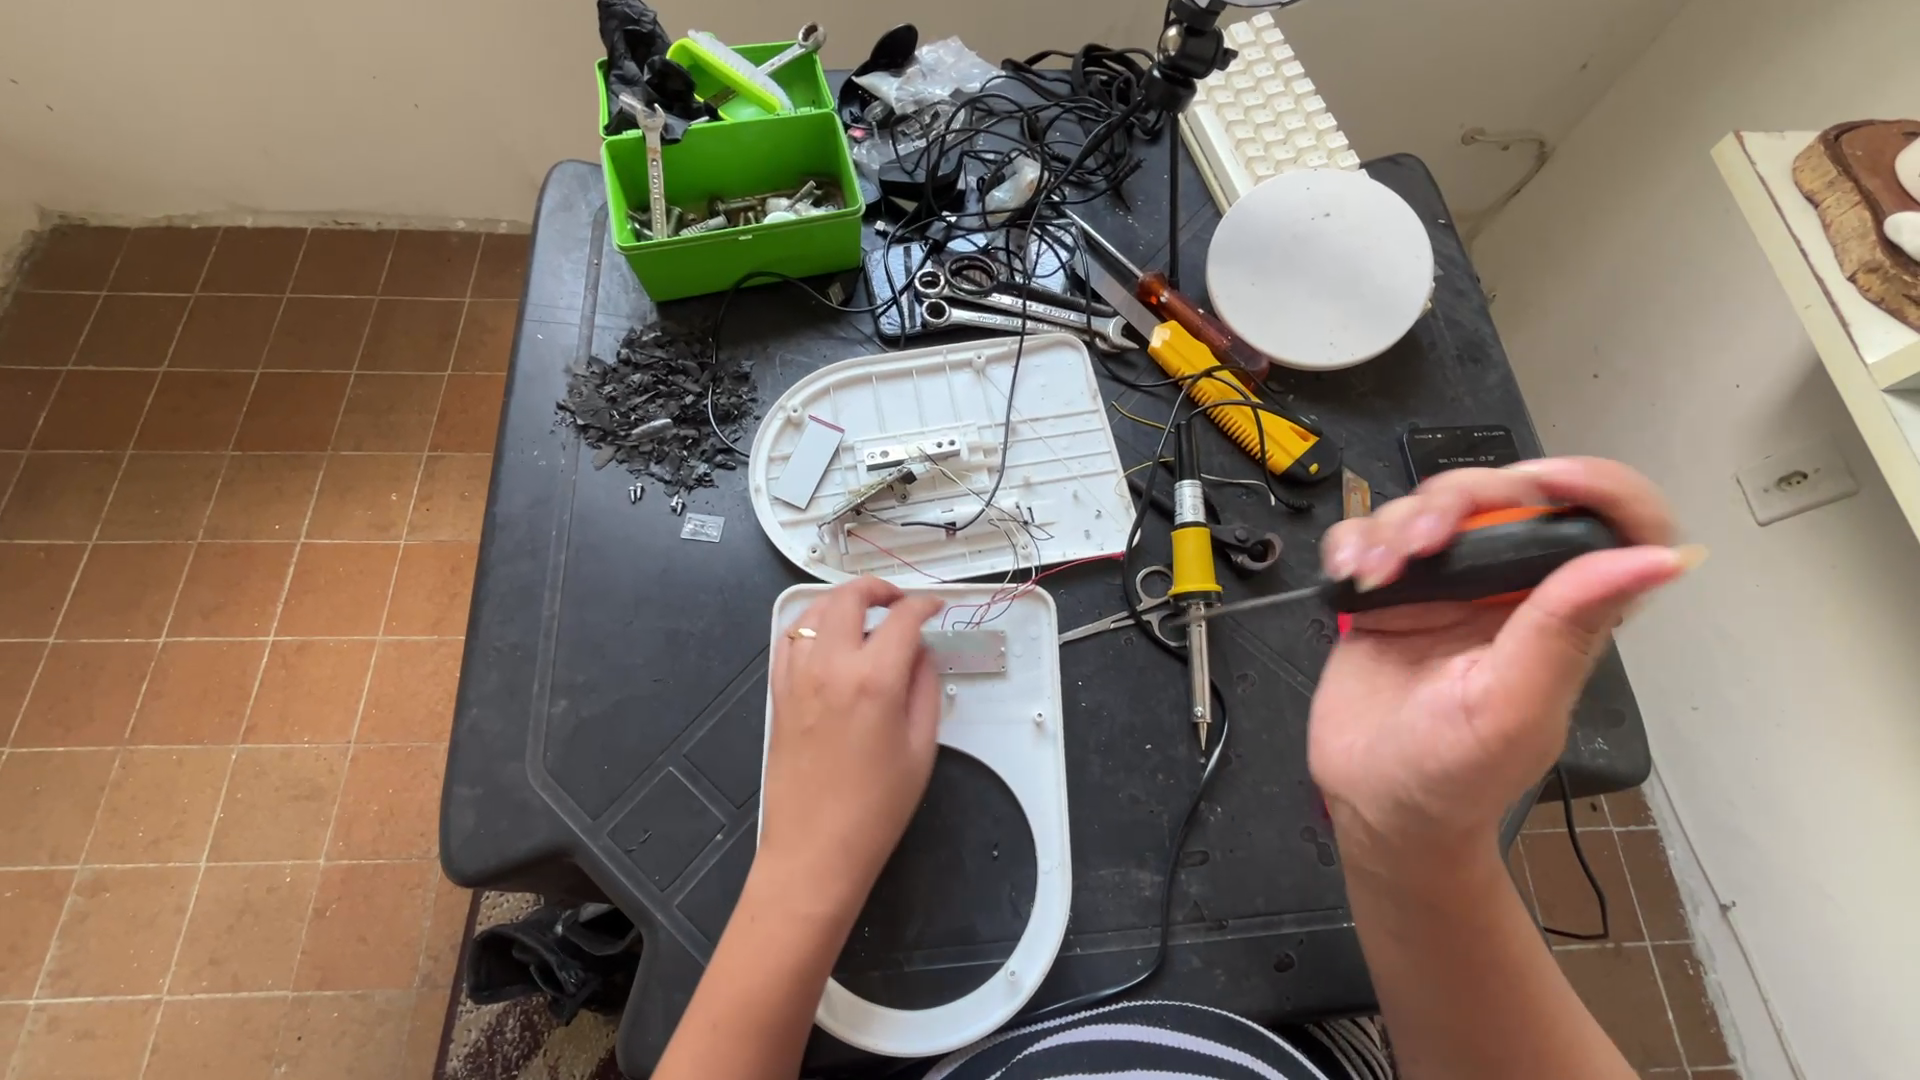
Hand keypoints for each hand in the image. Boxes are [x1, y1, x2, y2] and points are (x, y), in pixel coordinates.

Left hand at [760, 578, 943, 919]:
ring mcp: (797, 677)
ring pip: (813, 610)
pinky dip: (810, 625)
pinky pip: (789, 639)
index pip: (903, 618)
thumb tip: (921, 654)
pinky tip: (826, 637)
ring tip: (864, 614)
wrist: (815, 850)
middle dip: (879, 588)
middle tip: (899, 601)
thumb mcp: (921, 747)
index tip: (935, 608)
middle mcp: (830, 666)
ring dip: (842, 601)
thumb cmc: (876, 808)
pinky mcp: (779, 692)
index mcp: (874, 679)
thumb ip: (925, 688)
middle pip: (850, 597)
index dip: (925, 605)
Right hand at [1309, 458, 1698, 863]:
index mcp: (1563, 614)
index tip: (1545, 484)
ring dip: (1393, 525)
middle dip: (1456, 502)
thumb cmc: (1454, 773)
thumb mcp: (1515, 706)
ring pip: (1426, 508)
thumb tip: (1657, 559)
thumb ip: (1566, 629)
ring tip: (1372, 575)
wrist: (1373, 800)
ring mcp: (1438, 587)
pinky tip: (1348, 575)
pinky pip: (1367, 538)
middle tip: (1419, 544)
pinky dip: (1352, 543)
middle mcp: (1505, 589)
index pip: (1615, 528)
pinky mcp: (1383, 593)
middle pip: (1499, 496)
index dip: (1599, 488)